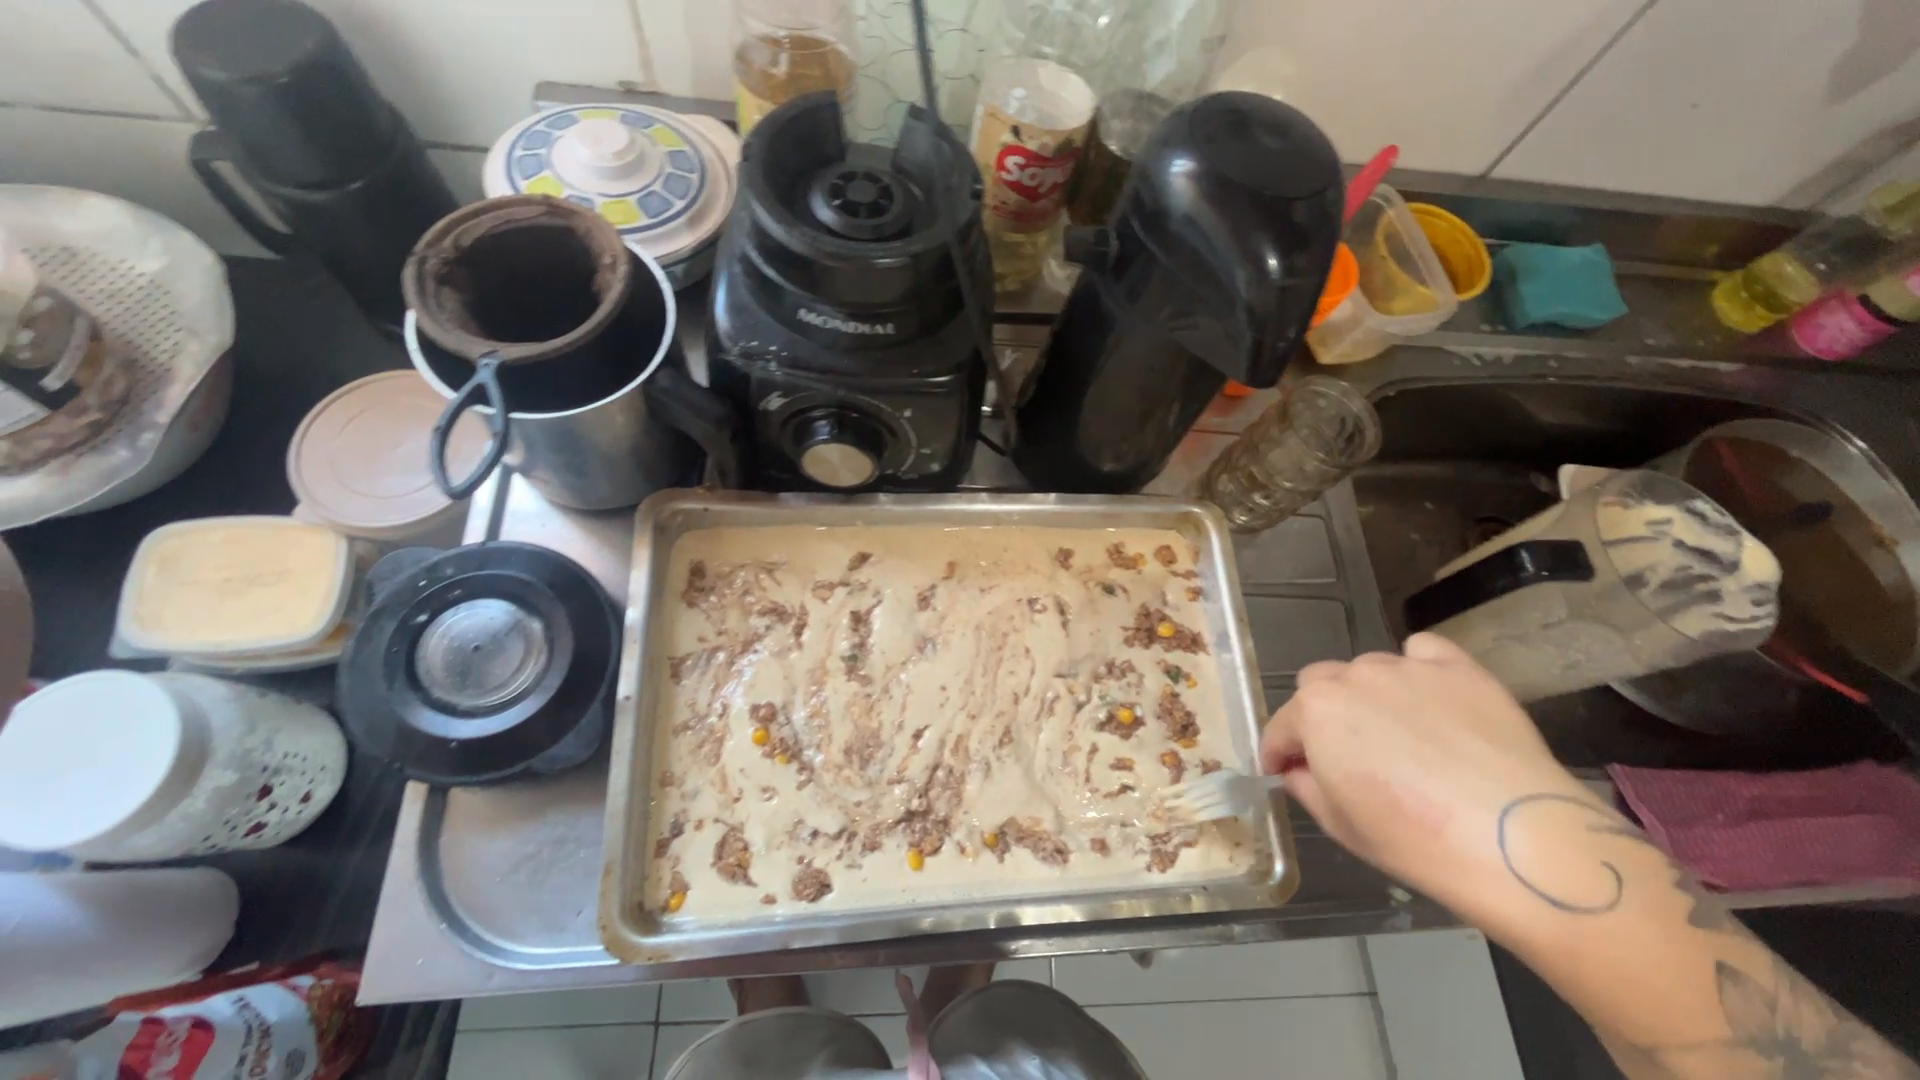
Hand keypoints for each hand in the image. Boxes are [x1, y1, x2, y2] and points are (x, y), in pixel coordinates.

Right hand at [1261, 633, 1593, 921]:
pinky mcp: (1459, 669)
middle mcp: (1353, 677)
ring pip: (1368, 670)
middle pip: (1318, 684)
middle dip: (1320, 717)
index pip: (1279, 728)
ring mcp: (1408, 668)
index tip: (1285, 772)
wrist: (1515, 839)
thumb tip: (1299, 769)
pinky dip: (1416, 669)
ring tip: (1397, 734)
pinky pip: (1423, 652)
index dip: (1279, 754)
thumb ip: (1305, 786)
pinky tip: (1429, 699)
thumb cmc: (1414, 840)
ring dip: (1367, 696)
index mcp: (1314, 713)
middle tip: (1345, 756)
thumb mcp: (1339, 825)